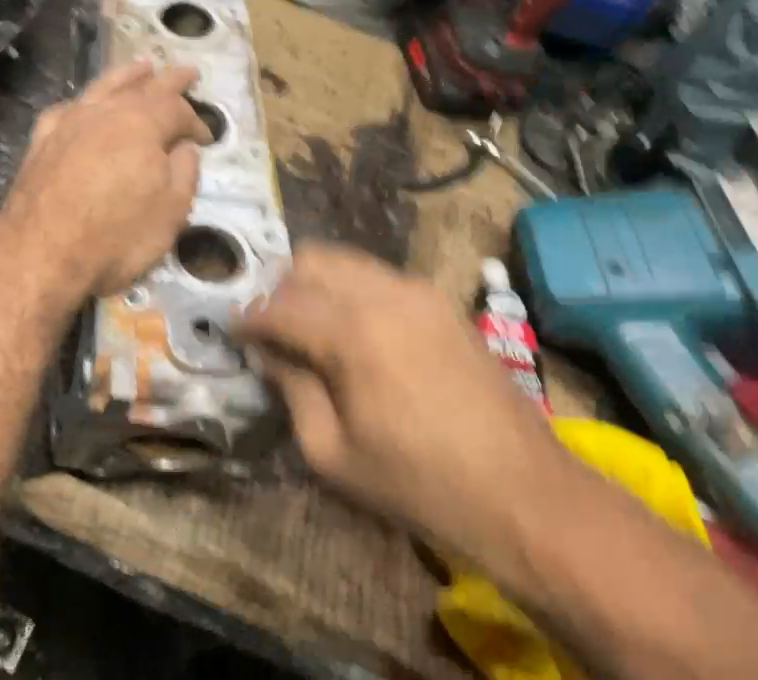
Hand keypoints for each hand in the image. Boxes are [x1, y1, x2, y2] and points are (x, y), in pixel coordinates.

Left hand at [0, 61, 210, 305]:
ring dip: (125, 77)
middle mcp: (103, 114)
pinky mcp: (40, 143)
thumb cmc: (114, 239)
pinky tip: (83, 106)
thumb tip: (183, 148)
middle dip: (167, 80)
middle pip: (141, 87)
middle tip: (186, 71)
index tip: (206, 139)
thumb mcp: (169, 212)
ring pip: (101, 89)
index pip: (176, 109)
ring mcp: (67, 125)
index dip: (195, 122)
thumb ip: (183, 173)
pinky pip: (66, 110)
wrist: (39, 256)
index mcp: (140, 125)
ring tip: (140, 67)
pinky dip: (82, 103)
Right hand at [238, 245, 566, 554]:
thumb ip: (291, 390)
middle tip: (271, 329)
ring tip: (308, 328)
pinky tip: (351, 333)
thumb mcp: (331, 451)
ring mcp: (421, 294)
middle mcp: (386, 295)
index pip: (279, 305)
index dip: (248, 318)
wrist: (526, 496)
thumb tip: (269, 354)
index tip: (232, 333)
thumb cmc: (419, 484)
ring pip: (346, 261)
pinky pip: (380, 277)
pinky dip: (351, 292)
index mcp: (353, 333)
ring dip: (316, 286)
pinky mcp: (444, 305)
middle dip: (280, 289)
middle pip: (311, 260)